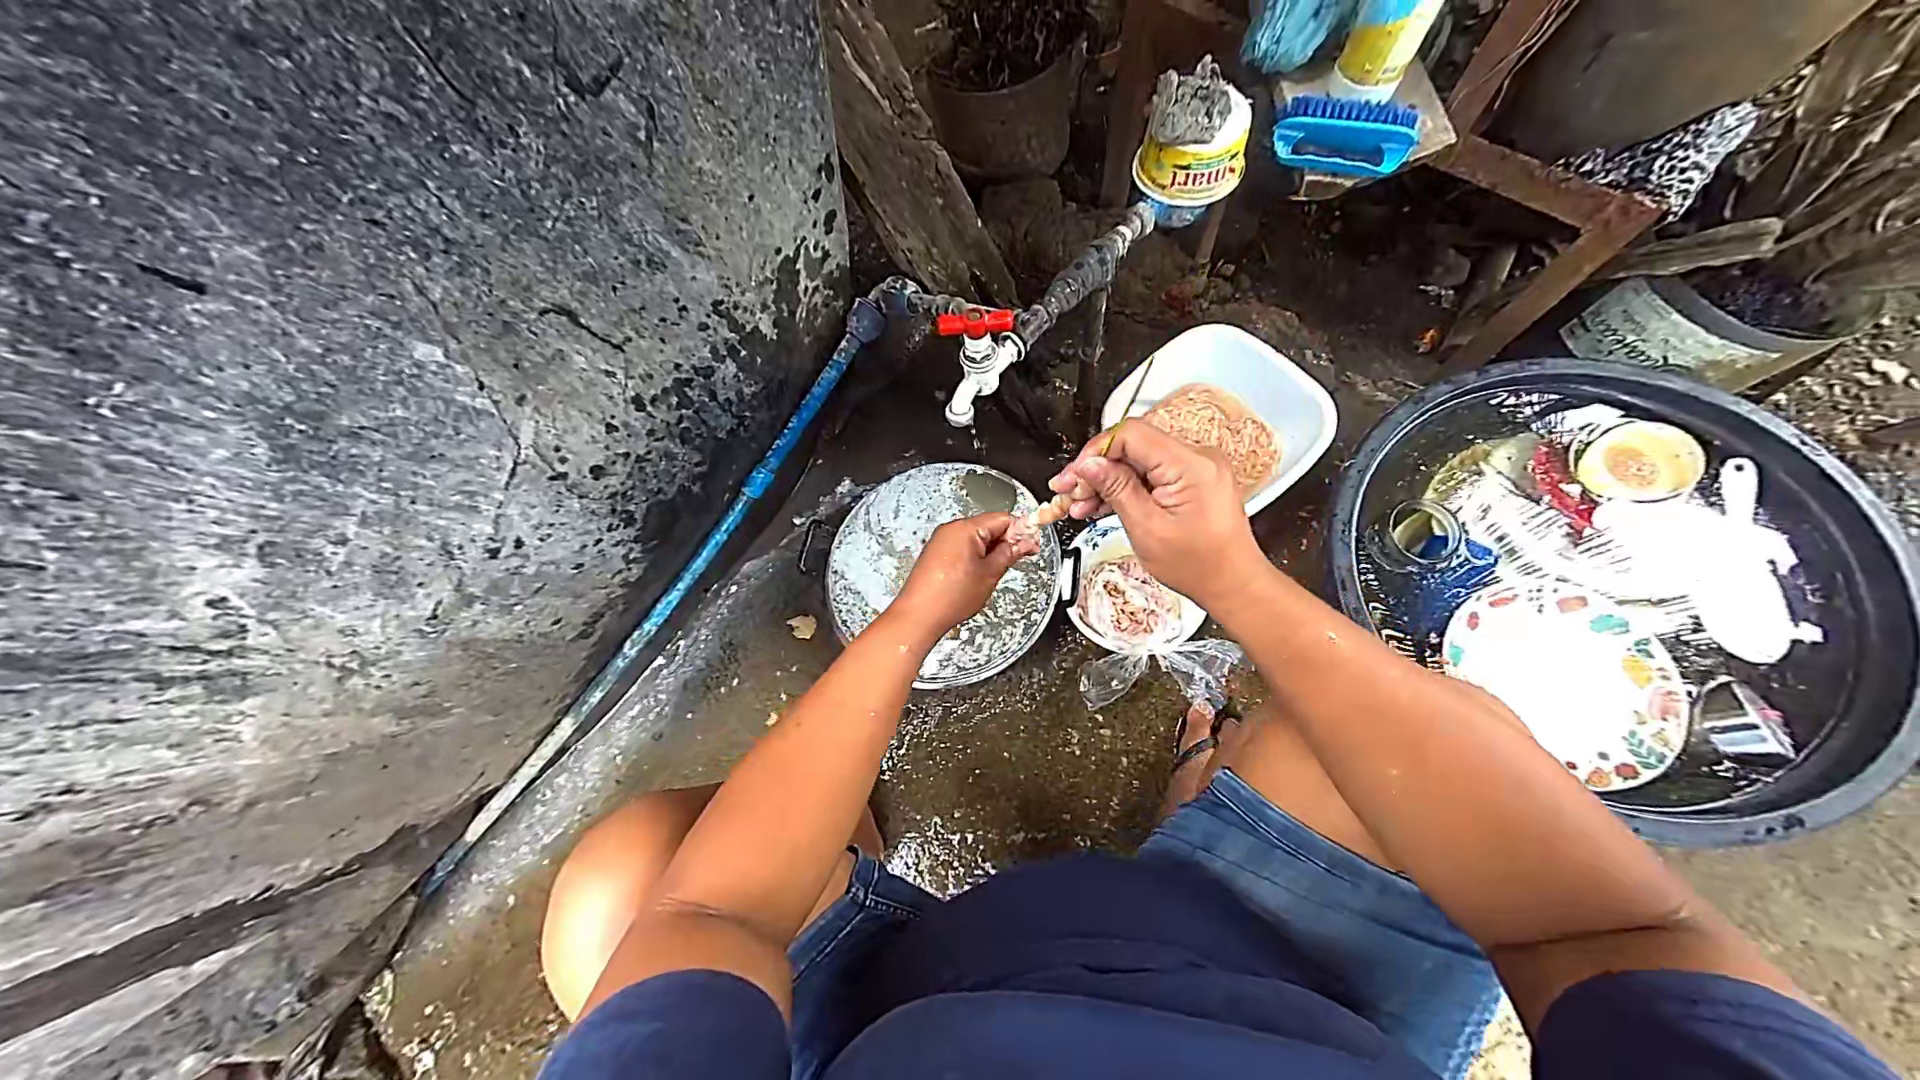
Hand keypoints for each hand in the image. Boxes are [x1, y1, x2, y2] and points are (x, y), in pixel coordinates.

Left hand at [885, 512, 1028, 642]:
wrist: (919, 615)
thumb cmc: (948, 597)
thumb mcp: (990, 574)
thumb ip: (1010, 553)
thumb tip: (1024, 542)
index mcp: (966, 529)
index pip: (1003, 518)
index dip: (1021, 531)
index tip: (1030, 545)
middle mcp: (951, 529)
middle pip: (988, 526)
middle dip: (1005, 541)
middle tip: (1016, 560)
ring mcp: (941, 540)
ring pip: (975, 537)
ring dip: (990, 550)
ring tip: (993, 573)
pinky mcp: (936, 552)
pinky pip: (961, 546)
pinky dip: (974, 556)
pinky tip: (977, 575)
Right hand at [1047, 421, 1265, 606]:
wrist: (1232, 583)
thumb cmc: (1200, 565)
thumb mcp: (1146, 528)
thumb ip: (1116, 489)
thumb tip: (1088, 464)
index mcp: (1190, 466)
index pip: (1130, 434)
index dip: (1095, 452)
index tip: (1075, 476)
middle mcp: (1196, 458)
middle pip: (1131, 446)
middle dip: (1095, 469)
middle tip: (1071, 492)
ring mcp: (1194, 467)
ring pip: (1136, 460)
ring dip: (1106, 481)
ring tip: (1081, 505)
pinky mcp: (1190, 479)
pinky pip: (1149, 473)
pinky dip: (1124, 487)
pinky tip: (1102, 505)